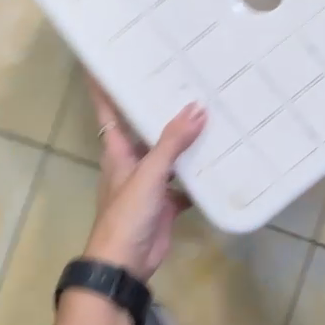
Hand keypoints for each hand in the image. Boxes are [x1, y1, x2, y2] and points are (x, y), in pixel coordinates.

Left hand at [82, 80, 206, 280]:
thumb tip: (197, 109)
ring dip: (184, 140)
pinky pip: (184, 183)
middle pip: (144, 128)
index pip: (109, 110)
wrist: (124, 264)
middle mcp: (132, 161)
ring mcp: (149, 183)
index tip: (106, 60)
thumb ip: (172, 143)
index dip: (105, 86)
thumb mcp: (148, 174)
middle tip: (183, 79)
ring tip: (210, 112)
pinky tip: (219, 161)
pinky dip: (199, 175)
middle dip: (159, 108)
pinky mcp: (165, 203)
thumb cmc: (126, 215)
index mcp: (117, 150)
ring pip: (168, 154)